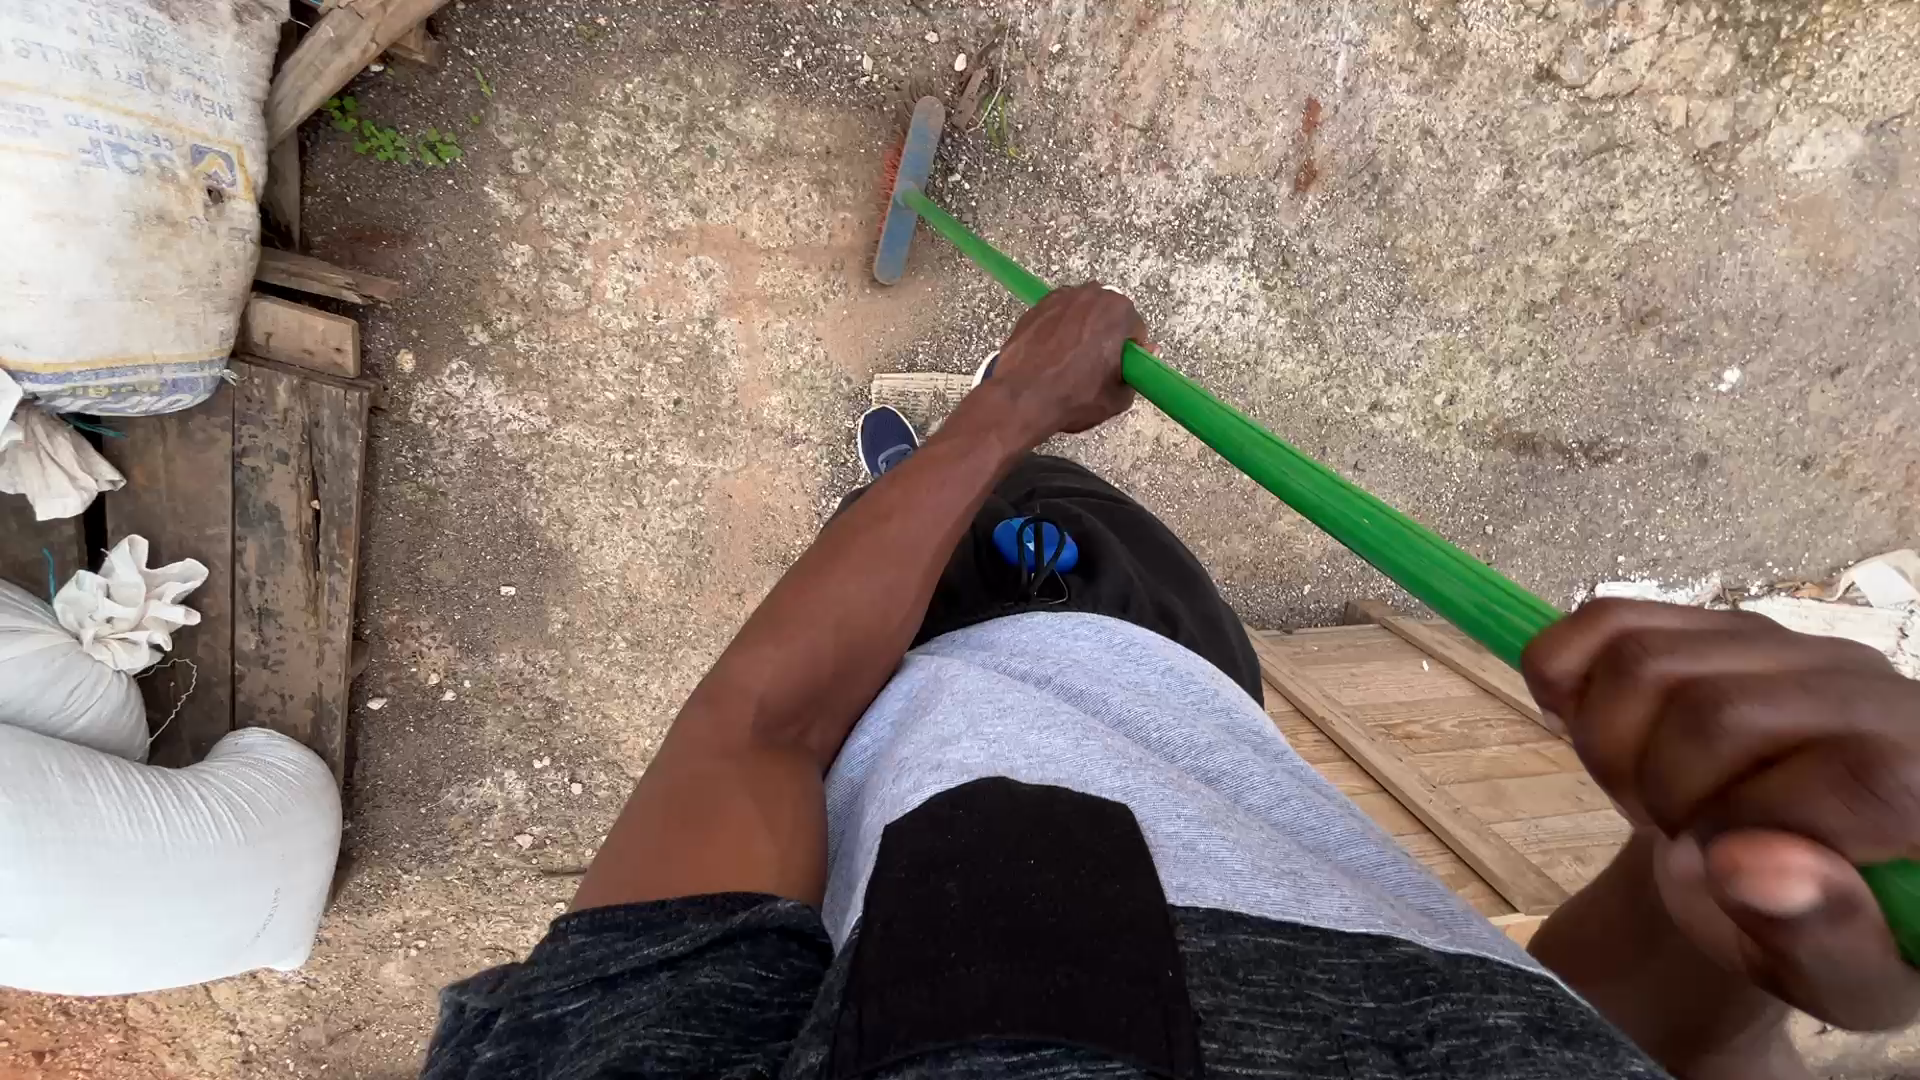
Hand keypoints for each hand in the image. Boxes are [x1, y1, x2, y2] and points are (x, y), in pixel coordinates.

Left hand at [977, 282, 1144, 443]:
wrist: (1022, 398)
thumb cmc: (1071, 396)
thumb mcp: (1117, 398)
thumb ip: (1136, 375)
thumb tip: (1140, 361)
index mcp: (1118, 312)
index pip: (1135, 329)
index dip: (1129, 352)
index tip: (1120, 367)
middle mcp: (1092, 295)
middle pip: (1108, 316)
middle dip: (1106, 336)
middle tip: (1095, 367)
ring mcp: (1061, 298)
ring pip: (1082, 314)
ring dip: (1082, 331)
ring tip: (1071, 363)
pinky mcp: (1037, 307)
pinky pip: (1057, 316)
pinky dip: (1059, 331)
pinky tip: (1052, 355)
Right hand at [1523, 599, 1919, 1030]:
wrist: (1760, 858)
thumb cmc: (1807, 920)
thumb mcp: (1830, 971)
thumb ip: (1814, 935)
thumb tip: (1751, 868)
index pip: (1864, 778)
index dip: (1756, 823)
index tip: (1719, 866)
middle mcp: (1881, 690)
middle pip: (1714, 712)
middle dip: (1652, 783)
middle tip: (1663, 825)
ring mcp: (1781, 642)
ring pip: (1640, 661)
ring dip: (1601, 738)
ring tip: (1634, 781)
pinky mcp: (1695, 619)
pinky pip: (1597, 620)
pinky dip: (1558, 672)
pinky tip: (1580, 717)